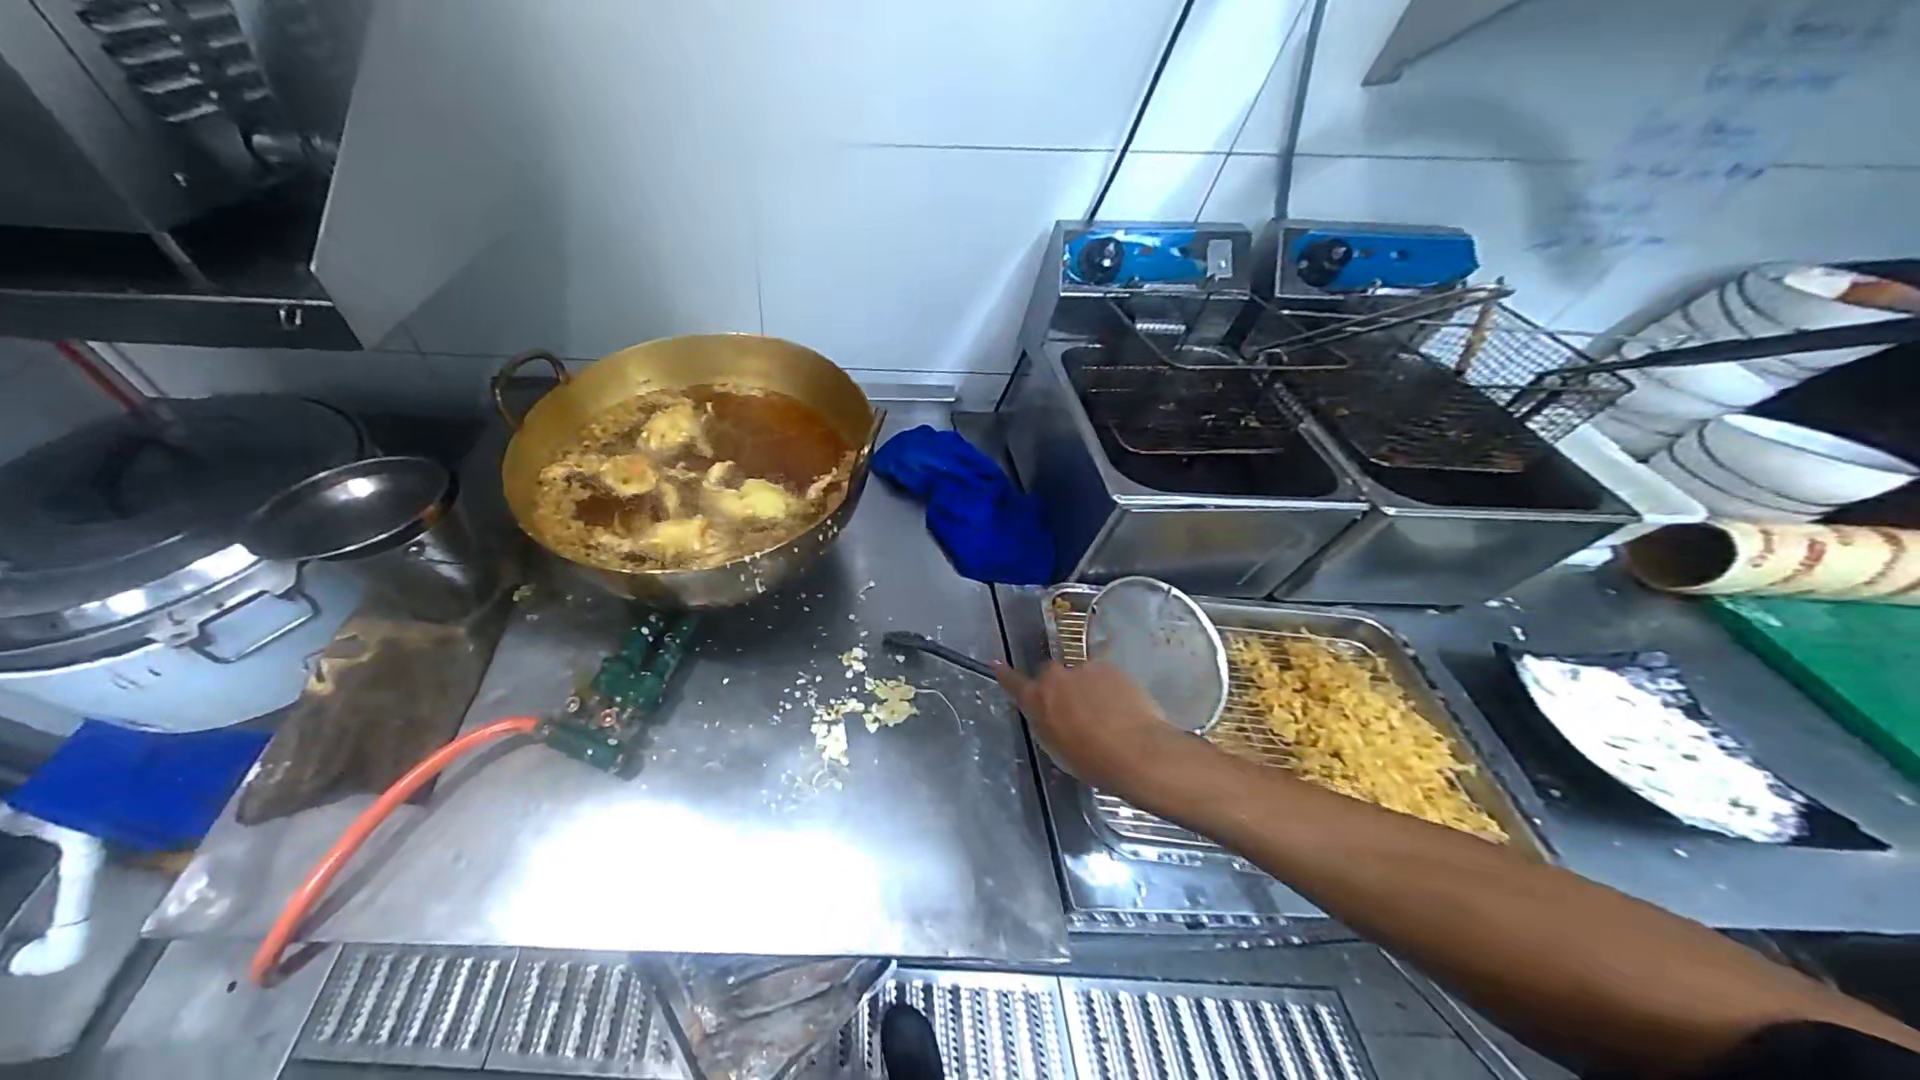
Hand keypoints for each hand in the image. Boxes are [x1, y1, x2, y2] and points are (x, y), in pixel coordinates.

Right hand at [995, 659, 1211, 796]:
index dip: (1005, 675)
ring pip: (1081, 676)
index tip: (997, 664)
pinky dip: (1109, 688)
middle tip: (1076, 709)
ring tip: (1107, 714)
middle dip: (1060, 687)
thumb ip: (1047, 723)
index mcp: (1036, 701)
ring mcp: (1083, 669)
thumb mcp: (1057, 748)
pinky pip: (1104, 676)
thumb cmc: (1092, 762)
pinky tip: (1122, 708)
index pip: (1013, 683)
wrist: (1136, 751)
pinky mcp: (1110, 667)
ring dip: (1088, 689)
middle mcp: (1055, 678)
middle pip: (1051, 675)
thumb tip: (1051, 714)